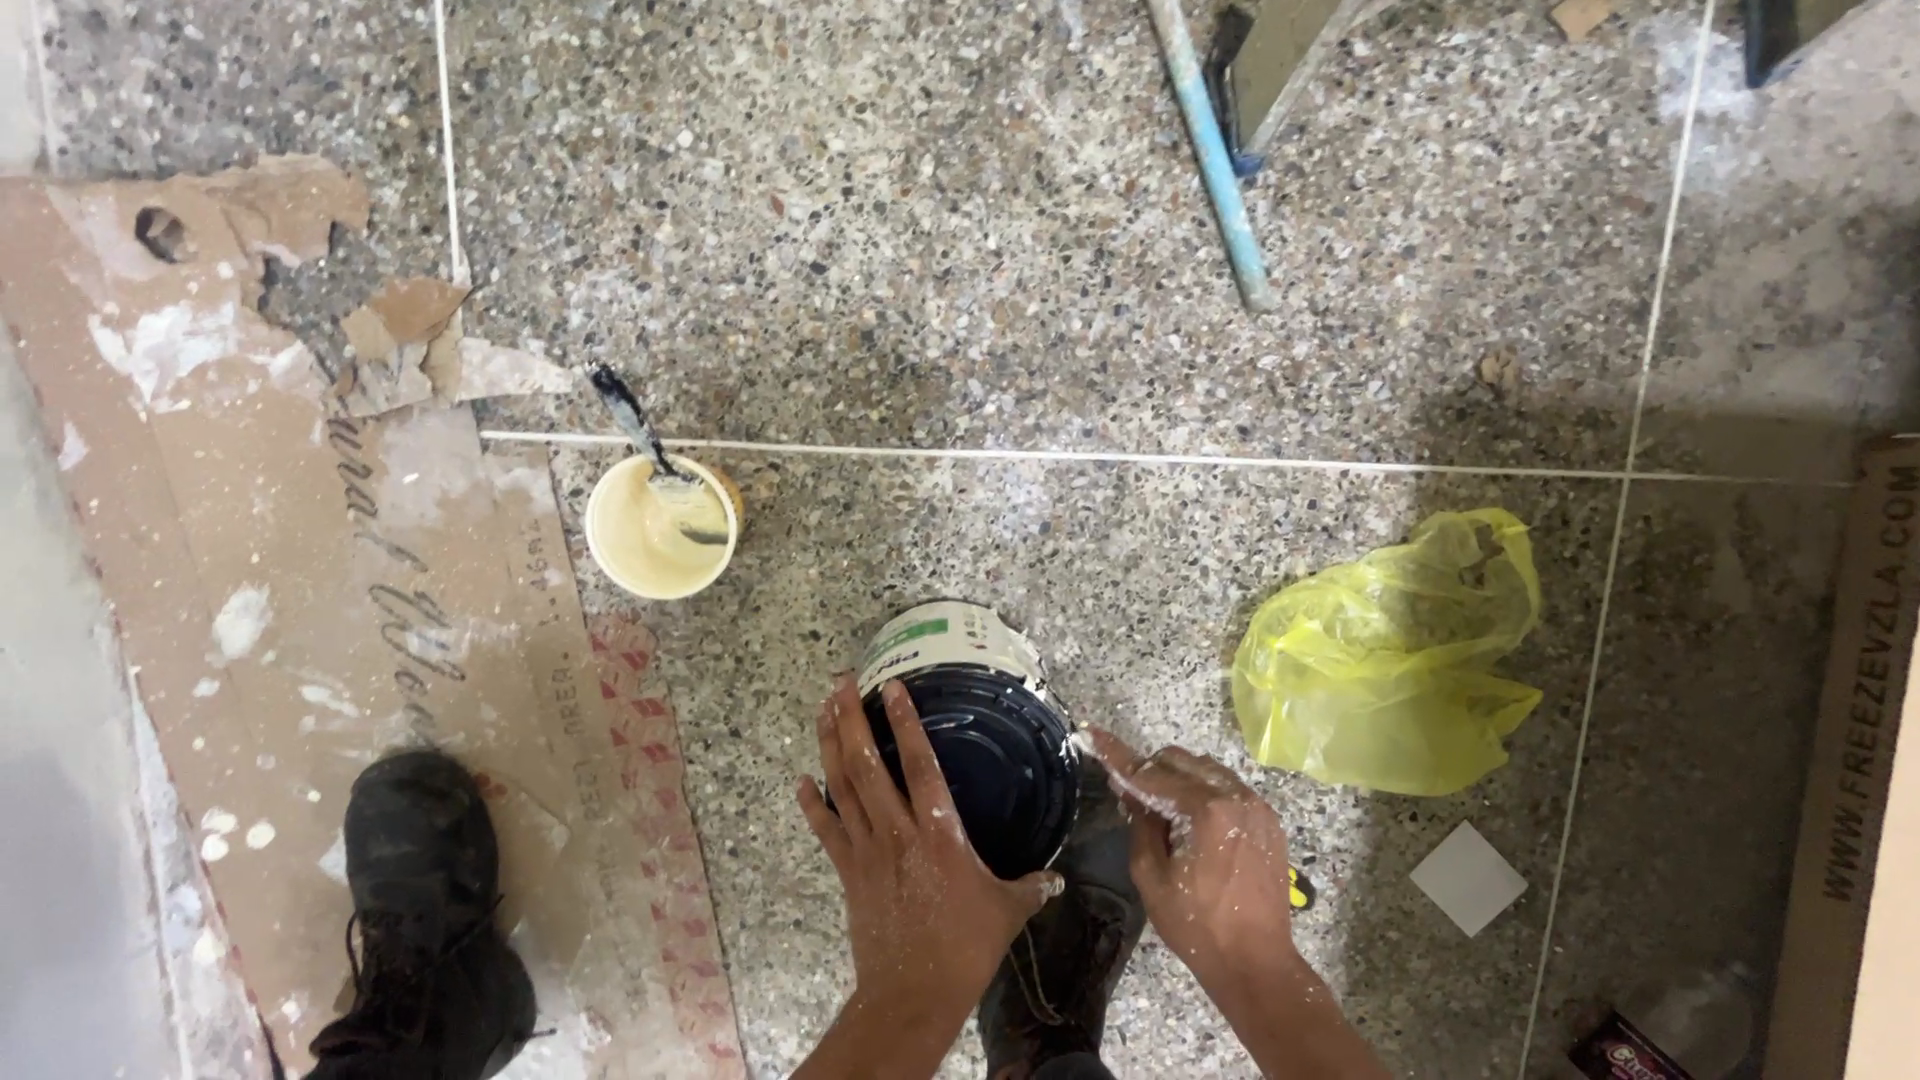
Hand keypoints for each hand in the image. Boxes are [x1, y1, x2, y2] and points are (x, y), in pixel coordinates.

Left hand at [798, 676, 1062, 1026]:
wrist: (912, 996)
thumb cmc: (964, 948)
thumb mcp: (1006, 912)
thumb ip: (1030, 887)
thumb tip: (1057, 879)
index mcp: (938, 832)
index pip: (919, 764)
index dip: (905, 722)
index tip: (890, 686)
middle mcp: (897, 830)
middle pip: (866, 764)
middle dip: (851, 719)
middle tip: (841, 682)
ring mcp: (866, 849)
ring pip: (841, 787)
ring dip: (829, 745)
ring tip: (823, 709)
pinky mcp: (847, 871)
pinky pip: (825, 829)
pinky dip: (812, 803)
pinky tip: (801, 779)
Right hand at [1082, 728, 1295, 979]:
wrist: (1257, 964)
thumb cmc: (1197, 926)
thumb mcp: (1151, 876)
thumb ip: (1140, 823)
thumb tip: (1131, 789)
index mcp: (1206, 810)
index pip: (1151, 772)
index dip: (1117, 754)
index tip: (1091, 732)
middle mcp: (1236, 797)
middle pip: (1180, 760)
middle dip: (1150, 770)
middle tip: (1131, 796)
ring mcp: (1257, 807)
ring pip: (1206, 769)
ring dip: (1178, 779)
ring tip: (1164, 813)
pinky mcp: (1269, 820)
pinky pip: (1228, 787)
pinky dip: (1204, 792)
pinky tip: (1194, 822)